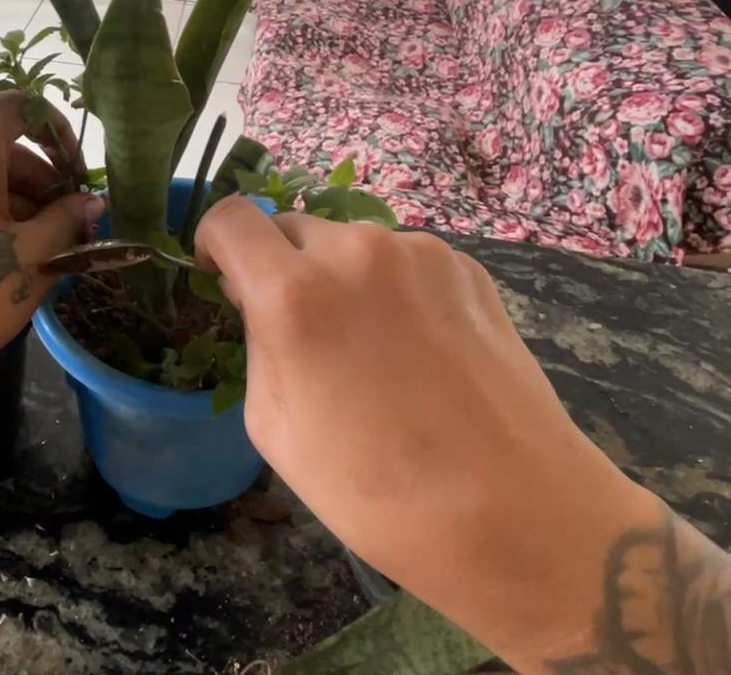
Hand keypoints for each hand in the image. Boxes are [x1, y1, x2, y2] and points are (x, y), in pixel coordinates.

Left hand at [0, 93, 101, 415]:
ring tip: (46, 245)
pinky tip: (5, 253)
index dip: (58, 133)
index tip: (79, 174)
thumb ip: (68, 217)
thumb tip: (91, 202)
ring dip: (15, 200)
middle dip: (41, 180)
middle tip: (72, 221)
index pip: (18, 107)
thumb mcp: (33, 255)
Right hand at [195, 199, 660, 661]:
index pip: (232, 217)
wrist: (514, 513)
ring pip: (348, 243)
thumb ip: (258, 339)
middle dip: (280, 265)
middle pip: (290, 227)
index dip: (216, 241)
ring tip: (370, 345)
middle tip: (302, 328)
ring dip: (338, 276)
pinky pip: (401, 259)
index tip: (225, 274)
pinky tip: (417, 345)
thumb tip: (260, 295)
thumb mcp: (274, 425)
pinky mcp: (464, 265)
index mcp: (295, 293)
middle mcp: (355, 252)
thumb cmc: (374, 490)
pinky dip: (390, 286)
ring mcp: (417, 253)